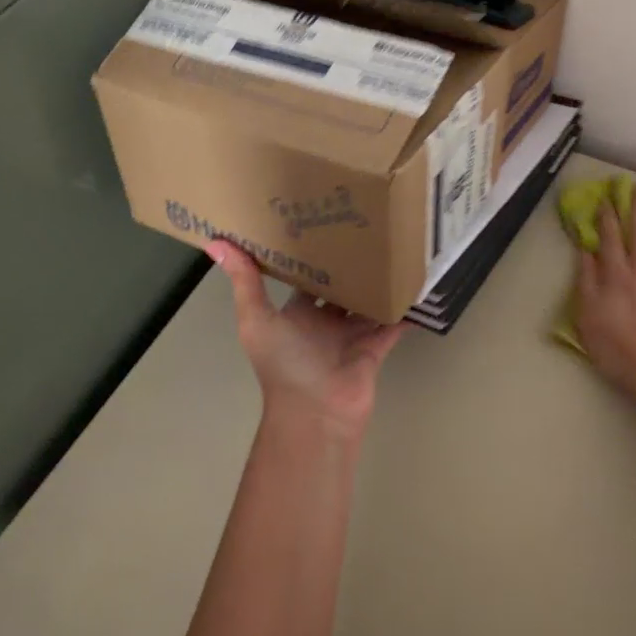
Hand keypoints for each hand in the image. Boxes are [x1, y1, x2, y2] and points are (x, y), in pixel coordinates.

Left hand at [207, 241, 406, 438]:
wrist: (316, 413)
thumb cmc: (284, 365)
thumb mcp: (257, 320)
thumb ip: (245, 282)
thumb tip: (217, 242)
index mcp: (295, 315)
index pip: (306, 279)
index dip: (314, 255)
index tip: (326, 222)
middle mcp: (324, 323)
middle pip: (340, 289)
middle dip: (351, 265)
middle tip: (368, 228)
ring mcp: (351, 336)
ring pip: (368, 304)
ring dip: (379, 283)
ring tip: (396, 248)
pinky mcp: (375, 348)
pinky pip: (392, 324)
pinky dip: (404, 310)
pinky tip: (418, 284)